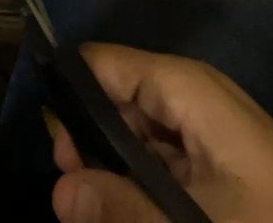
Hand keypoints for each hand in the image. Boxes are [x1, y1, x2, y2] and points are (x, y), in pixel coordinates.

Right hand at [52, 44, 272, 222]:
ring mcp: (202, 129)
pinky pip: (158, 160)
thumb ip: (124, 209)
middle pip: (108, 101)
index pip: (95, 64)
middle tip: (78, 203)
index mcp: (182, 86)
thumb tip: (59, 192)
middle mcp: (187, 95)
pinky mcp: (215, 162)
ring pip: (131, 136)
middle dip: (88, 149)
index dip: (67, 102)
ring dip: (114, 174)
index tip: (56, 157)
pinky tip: (138, 214)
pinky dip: (142, 188)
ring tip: (105, 214)